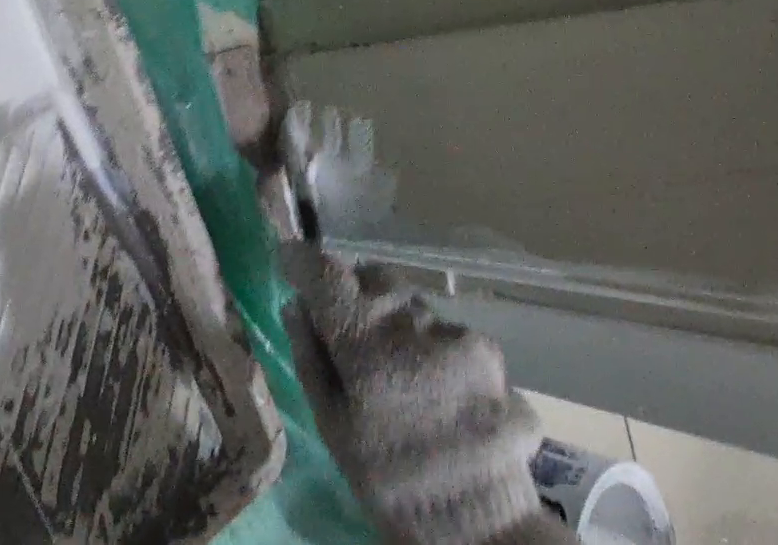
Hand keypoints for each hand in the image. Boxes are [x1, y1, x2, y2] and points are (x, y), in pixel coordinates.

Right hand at [280, 242, 576, 544]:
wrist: (480, 523)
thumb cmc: (388, 477)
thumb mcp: (332, 423)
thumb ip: (311, 356)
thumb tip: (296, 305)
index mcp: (366, 344)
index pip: (326, 272)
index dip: (303, 260)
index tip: (289, 259)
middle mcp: (412, 324)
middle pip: (371, 276)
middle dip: (350, 289)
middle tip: (340, 321)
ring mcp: (455, 334)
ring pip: (408, 300)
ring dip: (390, 315)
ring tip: (390, 362)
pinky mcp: (488, 350)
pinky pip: (441, 327)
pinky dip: (424, 340)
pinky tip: (428, 382)